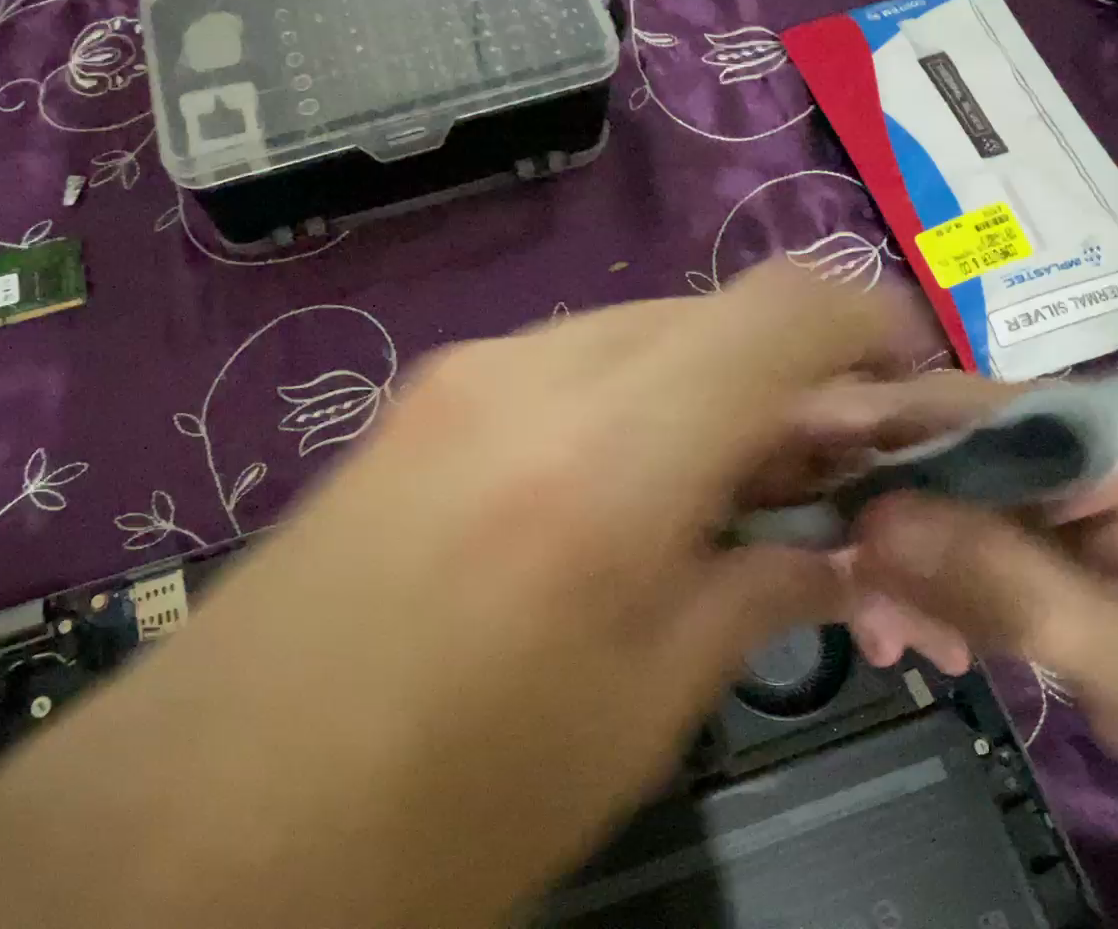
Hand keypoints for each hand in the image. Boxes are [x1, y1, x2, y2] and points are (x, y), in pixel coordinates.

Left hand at [0, 264, 925, 928]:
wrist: (205, 808)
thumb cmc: (442, 798)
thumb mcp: (636, 714)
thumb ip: (750, 596)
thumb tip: (828, 547)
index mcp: (609, 449)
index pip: (787, 309)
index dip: (874, 330)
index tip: (912, 399)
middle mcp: (529, 374)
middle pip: (708, 318)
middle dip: (788, 380)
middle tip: (823, 479)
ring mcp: (455, 380)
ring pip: (631, 340)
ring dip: (701, 394)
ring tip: (726, 494)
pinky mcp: (409, 408)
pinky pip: (554, 373)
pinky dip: (621, 408)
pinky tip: (622, 491)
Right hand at [852, 439, 1117, 874]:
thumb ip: (1007, 585)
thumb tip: (872, 525)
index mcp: (1107, 447)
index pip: (960, 404)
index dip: (861, 418)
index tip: (774, 449)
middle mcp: (1060, 456)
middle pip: (920, 454)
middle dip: (867, 522)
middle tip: (839, 591)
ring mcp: (1036, 501)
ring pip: (914, 508)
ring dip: (886, 573)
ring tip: (893, 645)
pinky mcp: (1020, 543)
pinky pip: (934, 551)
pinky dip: (912, 597)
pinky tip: (926, 649)